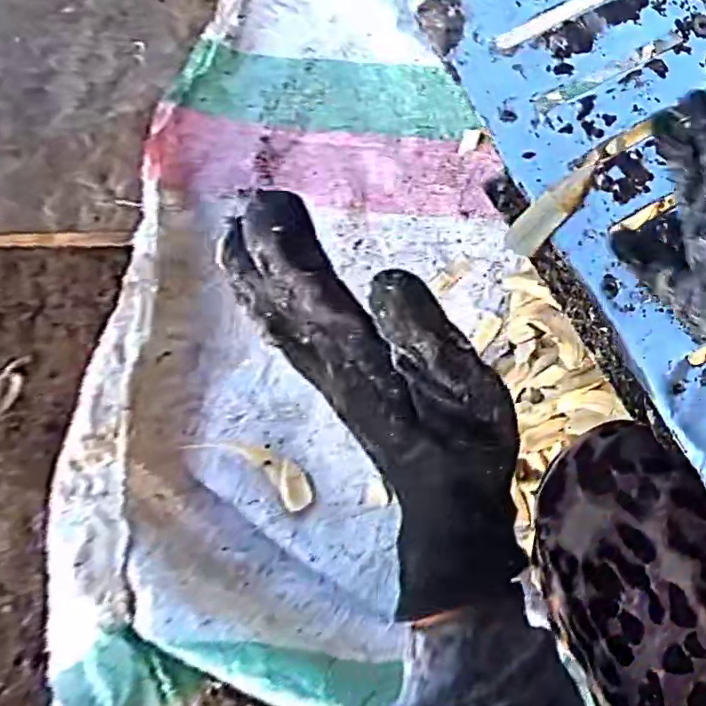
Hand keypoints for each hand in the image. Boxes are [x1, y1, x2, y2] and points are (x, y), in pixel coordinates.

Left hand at [220, 190, 523, 621]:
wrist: (447, 503)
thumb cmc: (467, 442)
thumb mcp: (464, 386)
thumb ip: (425, 334)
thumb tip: (387, 277)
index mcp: (364, 359)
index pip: (313, 295)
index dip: (287, 249)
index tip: (272, 202)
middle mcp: (334, 366)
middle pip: (282, 305)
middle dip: (259, 254)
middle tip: (246, 204)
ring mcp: (331, 380)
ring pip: (278, 323)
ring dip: (254, 279)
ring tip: (238, 238)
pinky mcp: (341, 390)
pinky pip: (291, 342)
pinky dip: (271, 311)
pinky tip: (270, 298)